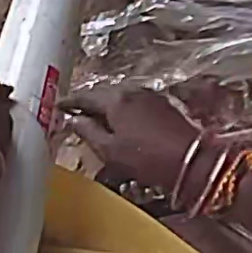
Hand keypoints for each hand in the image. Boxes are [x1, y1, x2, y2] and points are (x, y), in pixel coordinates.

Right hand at [62, 87, 200, 195]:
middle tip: (74, 113)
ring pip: (120, 99)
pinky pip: (134, 104)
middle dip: (88, 103)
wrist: (193, 161)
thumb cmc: (147, 158)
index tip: (58, 106)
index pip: (85, 97)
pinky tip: (121, 124)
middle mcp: (132, 91)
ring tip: (96, 121)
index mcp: (115, 99)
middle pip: (103, 94)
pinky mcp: (164, 105)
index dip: (69, 102)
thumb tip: (74, 121)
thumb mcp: (110, 150)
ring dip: (107, 108)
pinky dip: (123, 111)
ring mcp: (150, 96)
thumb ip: (88, 132)